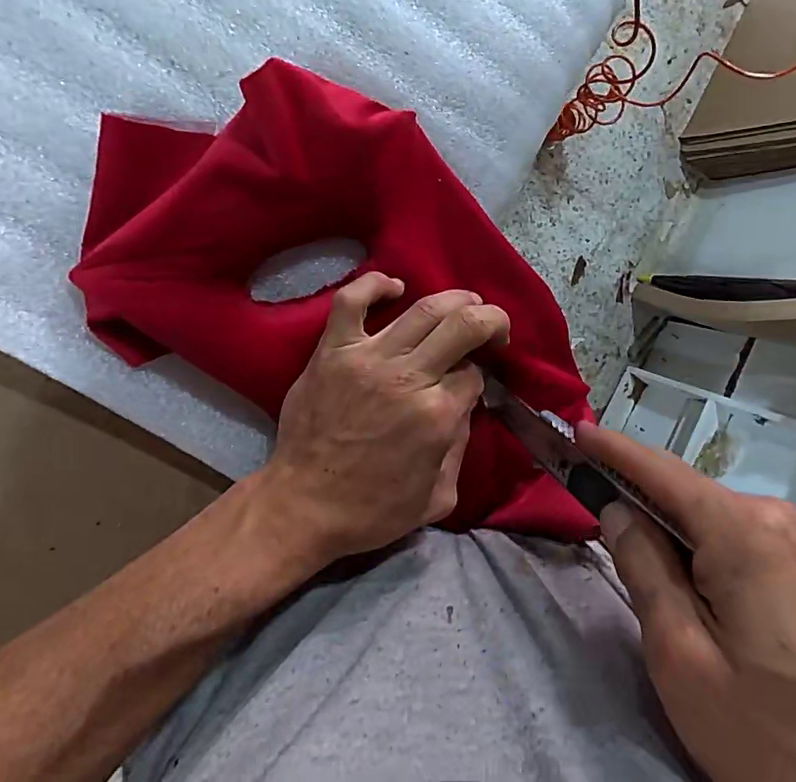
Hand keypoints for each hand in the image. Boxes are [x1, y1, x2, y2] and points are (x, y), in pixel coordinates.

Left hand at [261, 272, 509, 565]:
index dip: (479, 373)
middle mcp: (409, 379)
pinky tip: (395, 286)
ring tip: (464, 303)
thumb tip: (465, 404)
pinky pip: (352, 302)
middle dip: (490, 320)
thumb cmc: (372, 510)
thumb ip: (461, 447)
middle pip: (464, 325)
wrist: (302, 508)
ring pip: (424, 308)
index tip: (471, 382)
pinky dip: (375, 284)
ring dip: (456, 299)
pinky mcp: (333, 352)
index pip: (475, 372)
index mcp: (438, 416)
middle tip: (492, 328)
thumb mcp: (439, 496)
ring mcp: (368, 359)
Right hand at [578, 426, 795, 781]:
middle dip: (655, 518)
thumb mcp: (686, 664)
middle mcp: (785, 518)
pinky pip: (764, 548)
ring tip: (685, 613)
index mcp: (745, 531)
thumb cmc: (780, 740)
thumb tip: (620, 513)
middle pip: (697, 502)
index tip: (578, 429)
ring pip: (730, 527)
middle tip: (623, 558)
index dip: (615, 449)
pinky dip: (729, 561)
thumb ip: (646, 574)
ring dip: (694, 547)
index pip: (662, 472)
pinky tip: (733, 618)